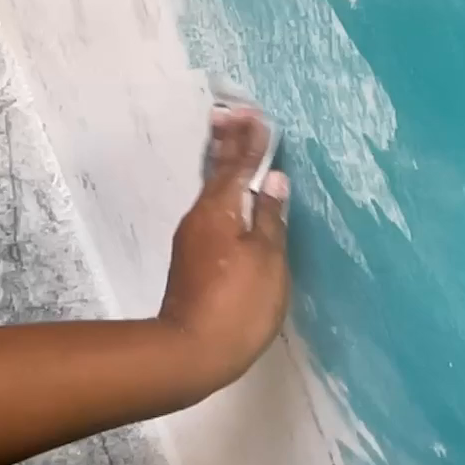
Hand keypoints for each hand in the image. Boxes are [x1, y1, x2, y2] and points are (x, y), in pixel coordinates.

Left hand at [157, 107, 289, 389]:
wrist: (191, 350)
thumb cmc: (238, 303)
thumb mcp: (266, 259)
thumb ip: (269, 217)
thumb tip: (272, 180)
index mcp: (219, 211)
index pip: (238, 166)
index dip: (249, 141)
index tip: (254, 114)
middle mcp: (200, 218)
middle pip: (217, 173)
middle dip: (227, 143)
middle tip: (229, 113)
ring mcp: (192, 239)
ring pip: (211, 191)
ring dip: (222, 166)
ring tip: (231, 143)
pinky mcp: (192, 259)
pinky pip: (210, 212)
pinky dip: (221, 194)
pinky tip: (228, 196)